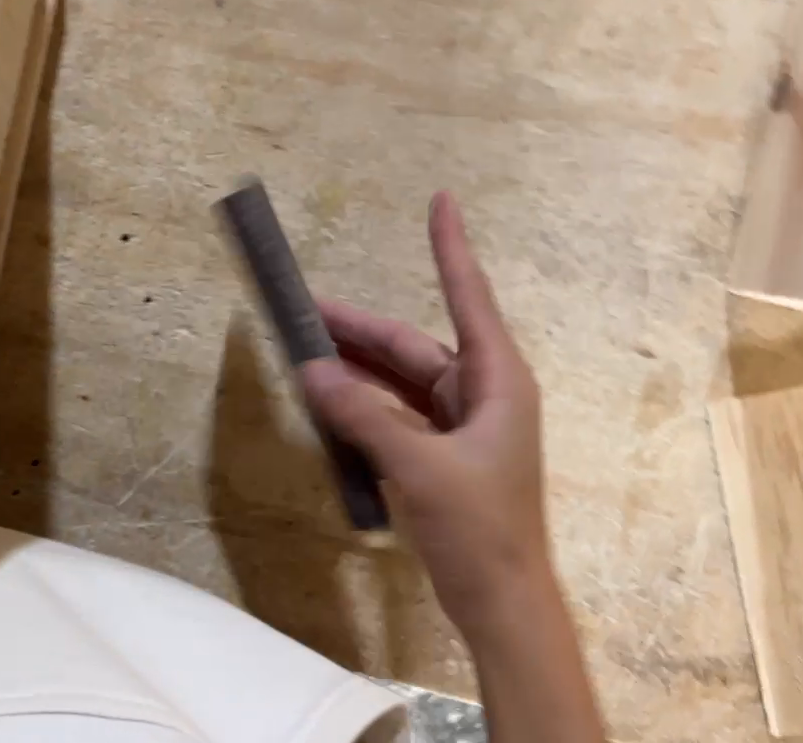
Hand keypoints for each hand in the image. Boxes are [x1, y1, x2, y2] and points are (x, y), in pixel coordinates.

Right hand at [300, 192, 552, 628]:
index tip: (442, 200)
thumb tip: (309, 370)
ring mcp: (456, 424)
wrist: (502, 603)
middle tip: (300, 309)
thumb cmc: (478, 526)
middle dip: (355, 328)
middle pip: (408, 344)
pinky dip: (358, 402)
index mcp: (495, 380)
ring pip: (394, 378)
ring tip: (300, 349)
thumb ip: (361, 413)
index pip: (467, 296)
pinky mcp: (436, 452)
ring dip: (351, 366)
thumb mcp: (416, 464)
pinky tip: (323, 398)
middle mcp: (477, 392)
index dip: (451, 247)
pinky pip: (390, 411)